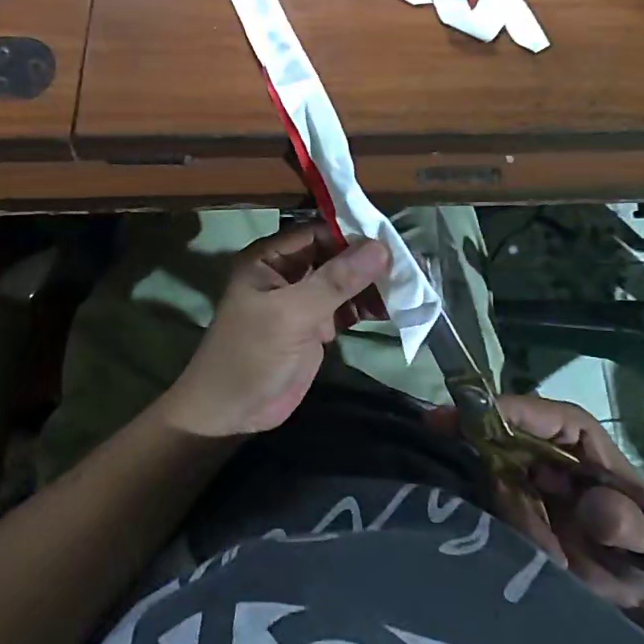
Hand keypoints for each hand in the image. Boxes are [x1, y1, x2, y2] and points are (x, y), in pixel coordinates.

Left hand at [163, 223, 389, 436]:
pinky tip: (395, 308)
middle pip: (334, 255)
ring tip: (411, 286)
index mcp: (269, 259)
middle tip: (411, 264)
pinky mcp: (314, 327)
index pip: (317, 232)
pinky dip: (368, 307)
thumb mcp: (291, 314)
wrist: (231, 411)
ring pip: (344, 282)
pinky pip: (347, 308)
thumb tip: (380, 248)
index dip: (353, 233)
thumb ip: (335, 281)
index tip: (393, 240)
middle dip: (369, 260)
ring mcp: (301, 300)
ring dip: (373, 284)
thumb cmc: (250, 354)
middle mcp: (286, 272)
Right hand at [488, 395, 643, 633]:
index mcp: (584, 445)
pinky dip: (509, 528)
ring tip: (551, 552)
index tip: (469, 414)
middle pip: (505, 437)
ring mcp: (530, 482)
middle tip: (450, 444)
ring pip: (496, 477)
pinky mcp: (518, 509)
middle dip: (481, 446)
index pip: (543, 415)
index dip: (506, 410)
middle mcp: (550, 454)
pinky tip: (539, 553)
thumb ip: (625, 523)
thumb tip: (594, 505)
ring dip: (514, 513)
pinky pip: (498, 507)